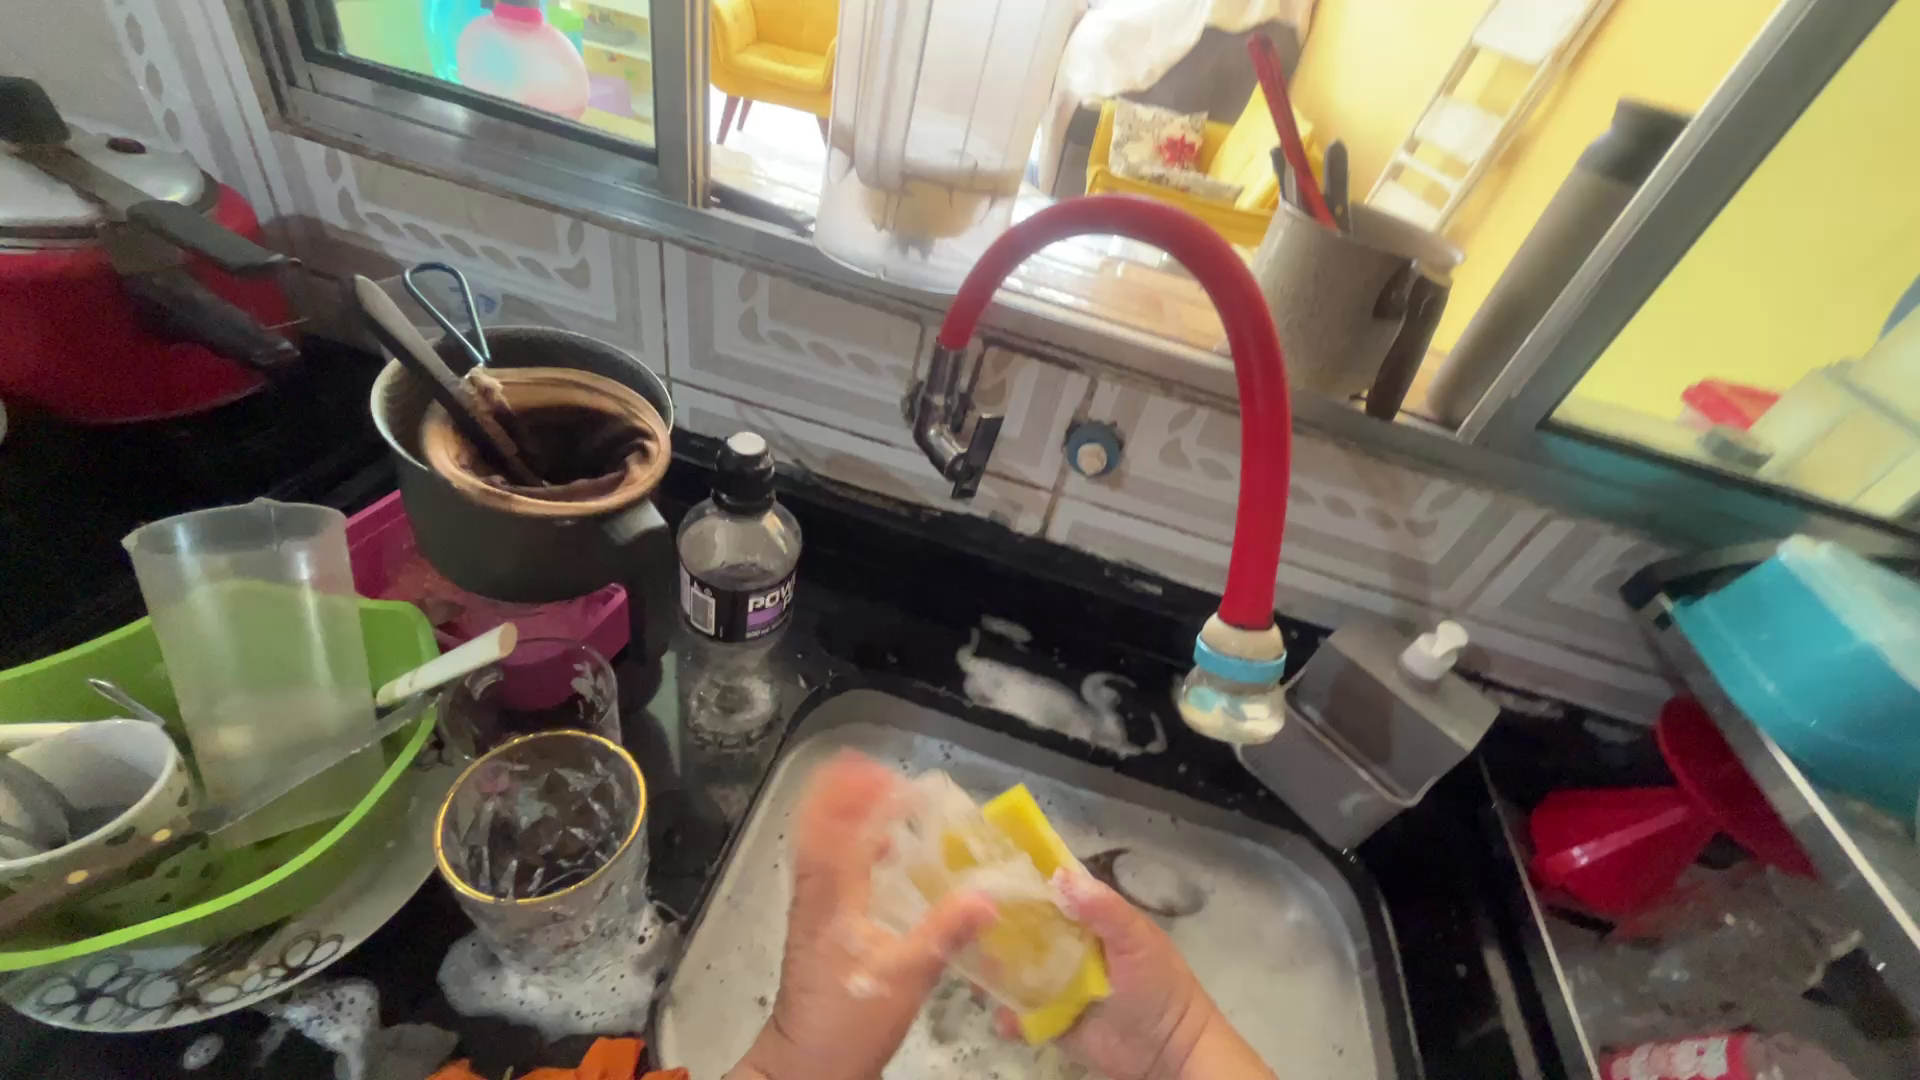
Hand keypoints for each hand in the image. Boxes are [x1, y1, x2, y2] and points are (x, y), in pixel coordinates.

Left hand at [729, 752, 996, 1079]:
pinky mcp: (812, 916)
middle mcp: (815, 889)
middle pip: (817, 820)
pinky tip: (876, 843)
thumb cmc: (849, 1022)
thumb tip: (988, 898)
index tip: (902, 782)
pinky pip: (822, 857)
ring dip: (842, 806)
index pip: (844, 830)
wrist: (803, 1066)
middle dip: (844, 788)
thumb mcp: (905, 980)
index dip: (867, 799)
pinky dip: (844, 835)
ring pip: (816, 835)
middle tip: (882, 772)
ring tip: (880, 791)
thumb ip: (944, 934)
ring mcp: (809, 901)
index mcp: (834, 897)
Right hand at [997, 872, 1274, 1079]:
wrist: (1172, 1050)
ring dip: (993, 969)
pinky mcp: (1051, 1019)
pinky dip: (1009, 1016)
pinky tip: (1003, 1017)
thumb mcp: (1136, 936)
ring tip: (972, 968)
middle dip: (994, 925)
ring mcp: (1055, 981)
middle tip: (965, 922)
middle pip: (1021, 927)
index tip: (985, 870)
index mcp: (1084, 915)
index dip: (1018, 880)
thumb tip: (1058, 876)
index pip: (1046, 890)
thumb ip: (1102, 907)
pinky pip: (1022, 1015)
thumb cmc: (1159, 982)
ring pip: (1015, 969)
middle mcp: (1063, 943)